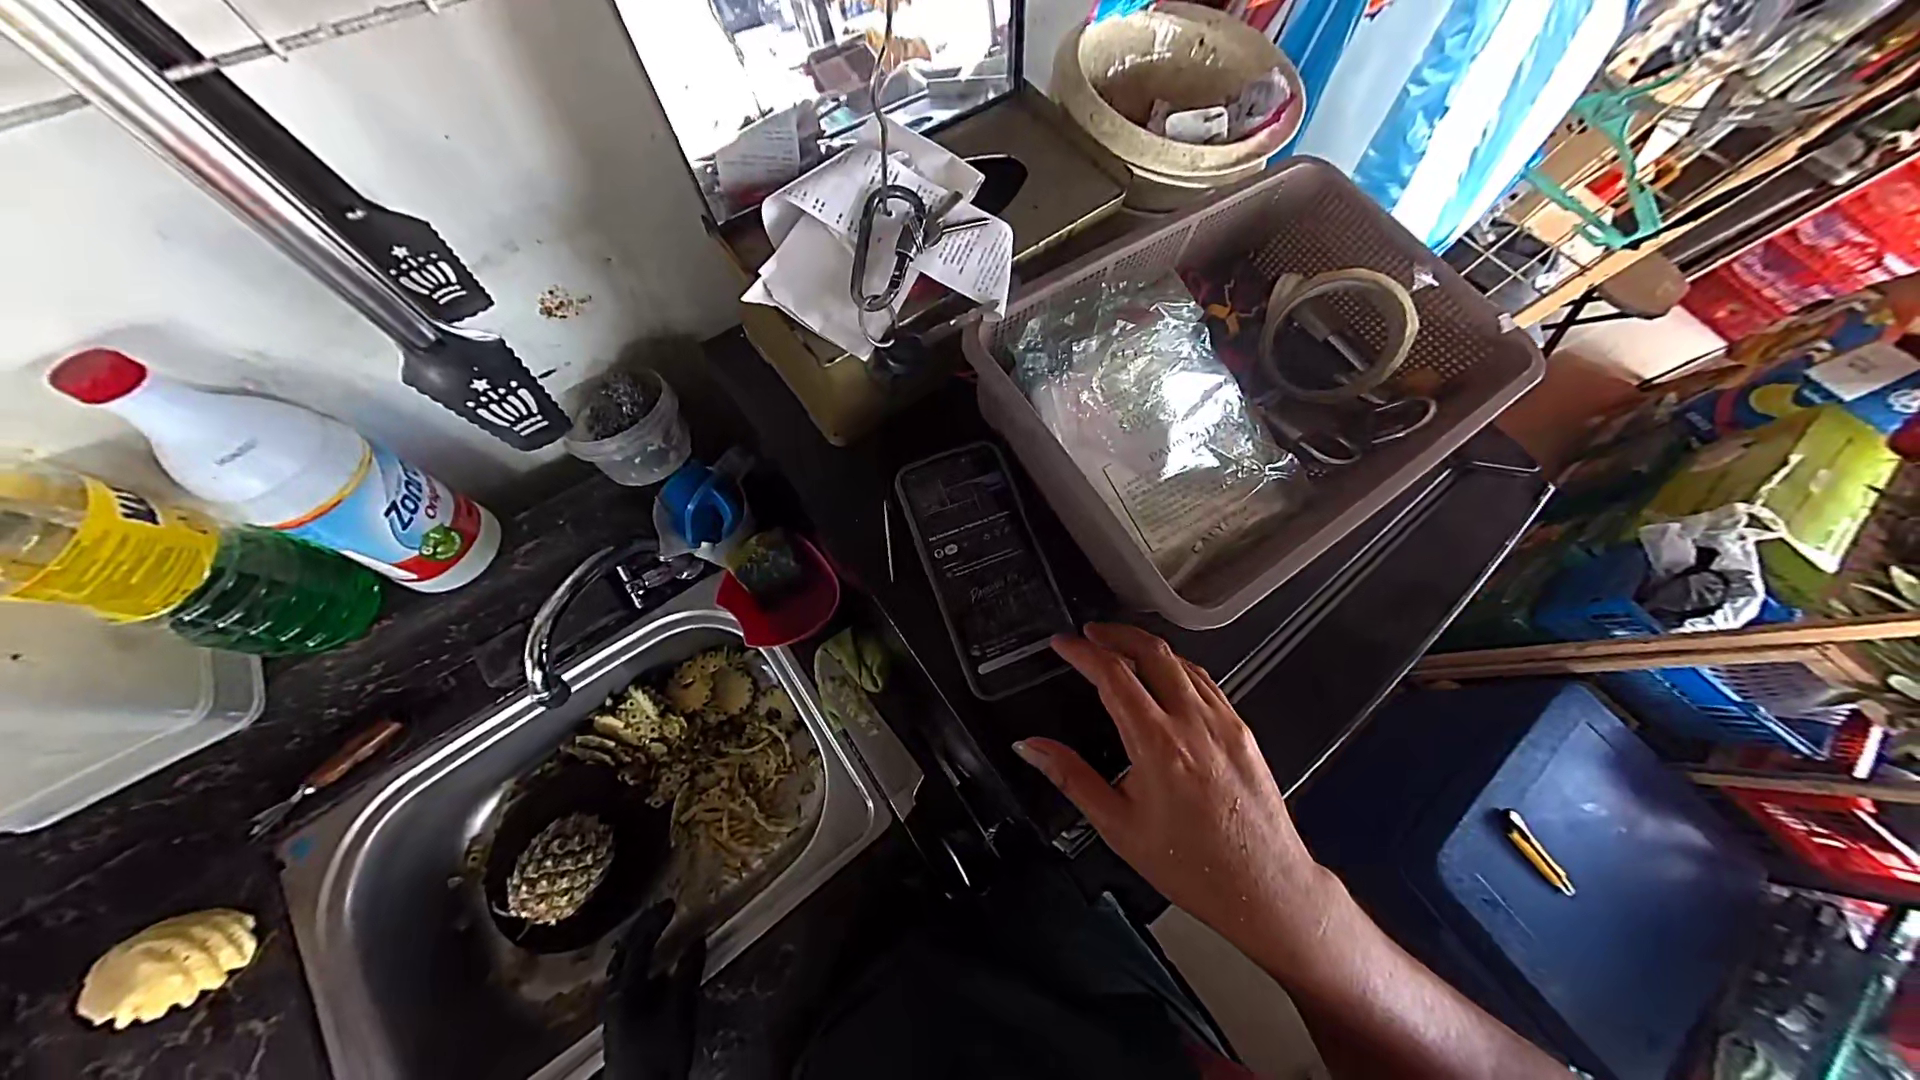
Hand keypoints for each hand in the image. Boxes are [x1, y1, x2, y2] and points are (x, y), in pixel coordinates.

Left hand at [602, 901, 703, 1079]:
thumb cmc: (658, 1053)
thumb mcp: (679, 1011)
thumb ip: (687, 972)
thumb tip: (697, 940)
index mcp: (626, 989)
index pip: (640, 945)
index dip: (655, 921)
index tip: (672, 903)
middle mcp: (615, 997)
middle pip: (625, 955)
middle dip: (642, 931)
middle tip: (661, 913)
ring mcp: (616, 1012)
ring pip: (625, 970)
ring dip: (641, 949)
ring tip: (658, 936)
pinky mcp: (621, 1025)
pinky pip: (630, 984)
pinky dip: (643, 968)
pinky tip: (658, 974)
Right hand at [1014, 624, 1329, 960]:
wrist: (1266, 889)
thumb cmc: (1197, 866)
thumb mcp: (1117, 826)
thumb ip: (1070, 777)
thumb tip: (1034, 749)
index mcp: (1159, 746)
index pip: (1113, 675)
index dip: (1081, 651)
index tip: (1063, 644)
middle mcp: (1195, 725)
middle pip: (1150, 650)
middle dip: (1114, 632)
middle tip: (1090, 633)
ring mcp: (1224, 723)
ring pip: (1181, 659)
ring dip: (1145, 644)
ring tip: (1120, 646)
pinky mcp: (1242, 730)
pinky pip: (1205, 679)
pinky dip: (1176, 664)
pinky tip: (1166, 673)